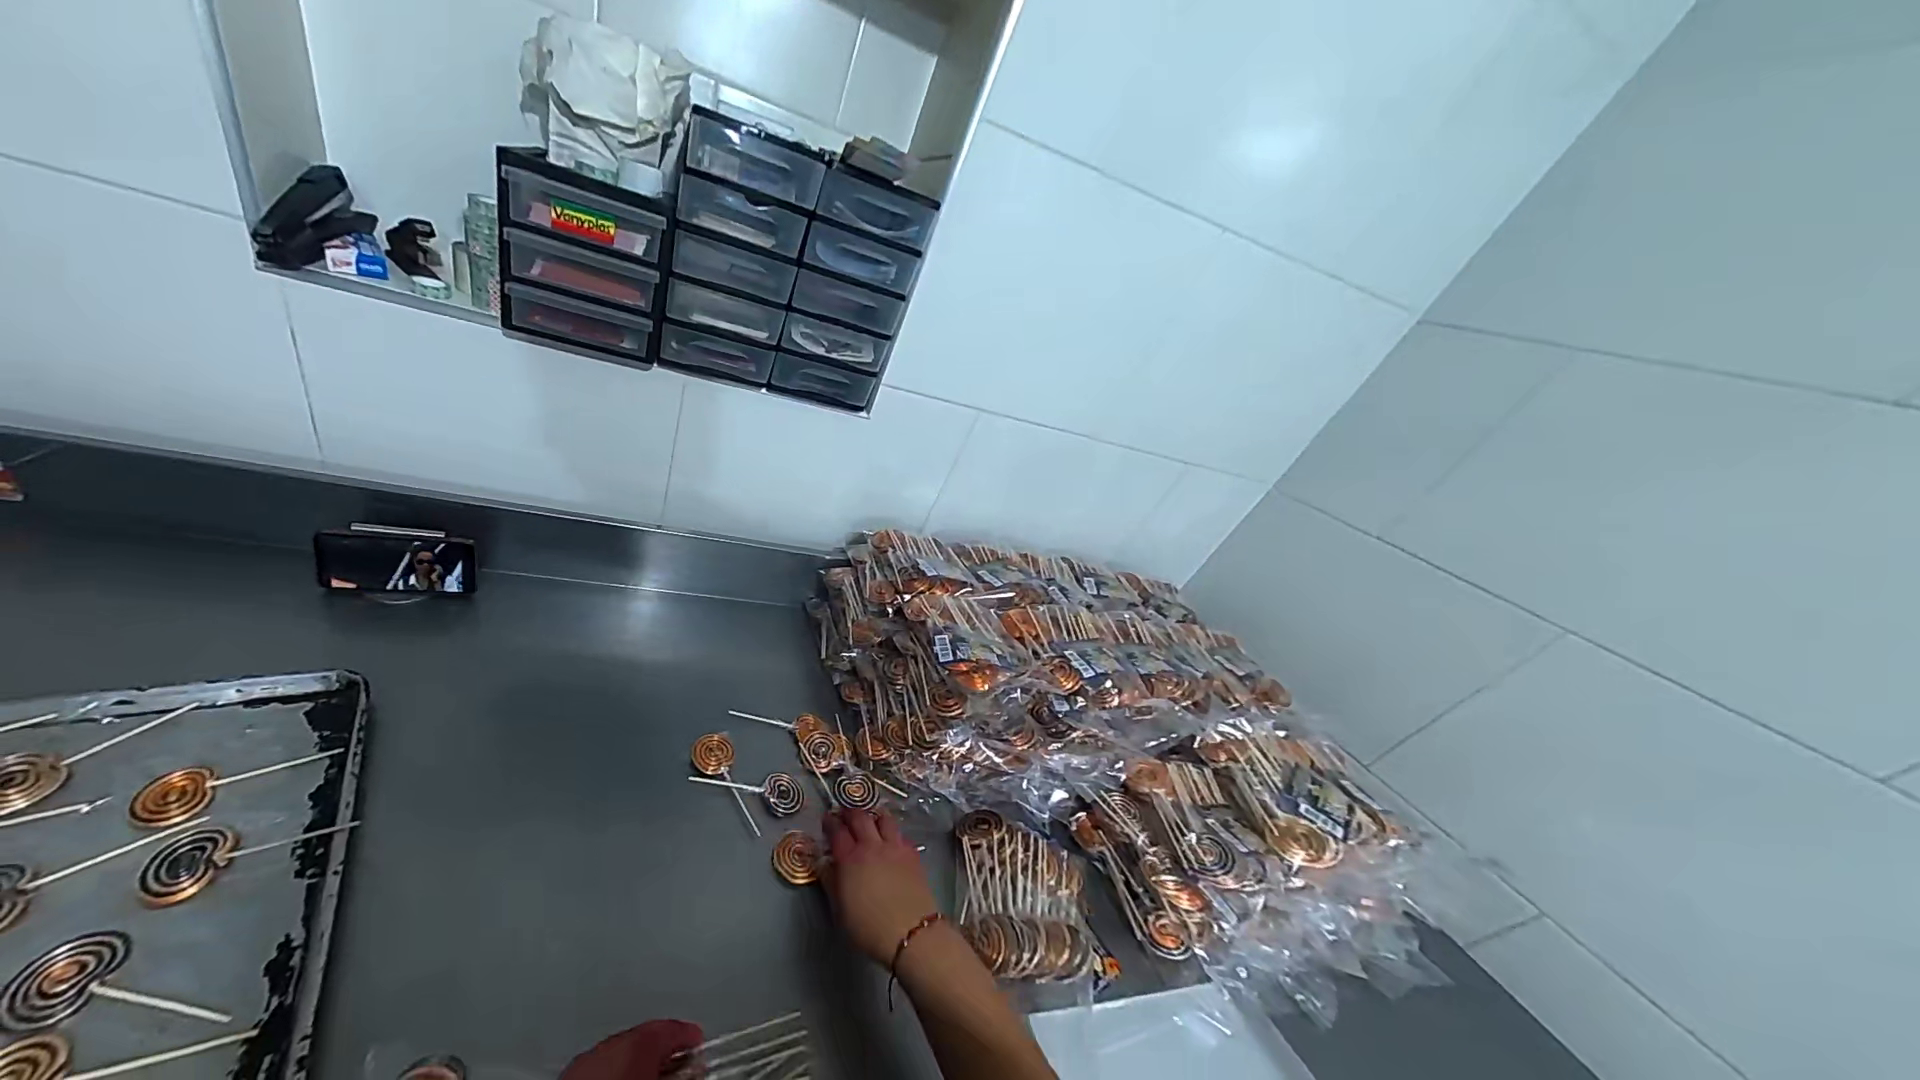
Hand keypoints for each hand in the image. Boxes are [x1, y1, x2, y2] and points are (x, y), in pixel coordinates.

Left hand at [559, 1020, 701, 1079]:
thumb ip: (685, 1074)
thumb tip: (697, 1069)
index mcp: (643, 1037)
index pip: (678, 1027)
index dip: (692, 1039)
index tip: (699, 1048)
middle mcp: (617, 1040)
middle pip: (650, 1036)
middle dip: (664, 1050)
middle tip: (678, 1065)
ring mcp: (591, 1057)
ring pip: (624, 1050)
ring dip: (639, 1060)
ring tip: (651, 1075)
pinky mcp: (571, 1074)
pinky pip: (603, 1064)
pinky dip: (616, 1070)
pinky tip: (624, 1079)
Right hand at [821, 808, 939, 964]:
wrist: (909, 931)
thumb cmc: (868, 927)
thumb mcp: (840, 910)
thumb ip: (831, 882)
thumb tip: (825, 865)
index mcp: (850, 859)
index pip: (837, 832)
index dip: (830, 823)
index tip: (827, 819)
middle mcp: (872, 846)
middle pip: (860, 818)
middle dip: (850, 812)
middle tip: (844, 813)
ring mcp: (894, 847)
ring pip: (883, 819)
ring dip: (873, 816)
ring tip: (870, 819)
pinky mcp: (912, 853)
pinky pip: (899, 833)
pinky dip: (891, 831)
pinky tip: (890, 838)